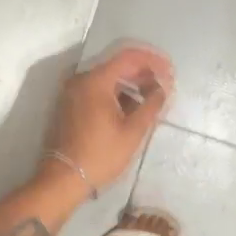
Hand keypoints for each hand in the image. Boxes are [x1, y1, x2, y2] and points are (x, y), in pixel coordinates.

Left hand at [45, 44, 172, 192]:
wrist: (64, 177)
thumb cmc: (100, 155)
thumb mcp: (132, 132)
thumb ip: (151, 106)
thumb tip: (163, 89)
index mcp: (96, 81)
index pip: (129, 57)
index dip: (153, 60)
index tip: (170, 71)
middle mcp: (81, 80)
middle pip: (117, 66)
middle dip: (143, 74)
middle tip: (164, 86)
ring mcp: (72, 92)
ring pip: (107, 80)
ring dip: (130, 86)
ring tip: (151, 100)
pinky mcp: (70, 105)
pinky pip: (96, 91)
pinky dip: (116, 95)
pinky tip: (131, 109)